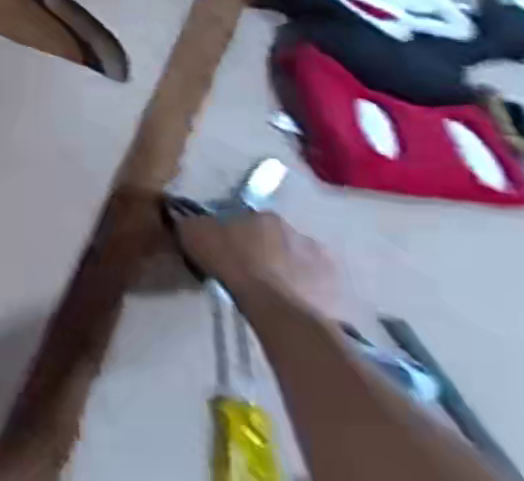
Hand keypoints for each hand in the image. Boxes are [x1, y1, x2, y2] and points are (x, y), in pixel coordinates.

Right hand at [170, 209, 344, 317]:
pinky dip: (307, 292)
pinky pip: (318, 286)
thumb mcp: (194, 237)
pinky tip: (294, 306)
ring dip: (288, 271)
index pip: (246, 220)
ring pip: (299, 261)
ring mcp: (322, 259)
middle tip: (251, 273)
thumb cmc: (233, 266)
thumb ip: (191, 222)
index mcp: (263, 216)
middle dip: (265, 251)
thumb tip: (185, 215)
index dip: (235, 235)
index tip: (227, 251)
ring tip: (274, 293)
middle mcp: (296, 230)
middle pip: (276, 239)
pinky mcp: (339, 288)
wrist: (278, 307)